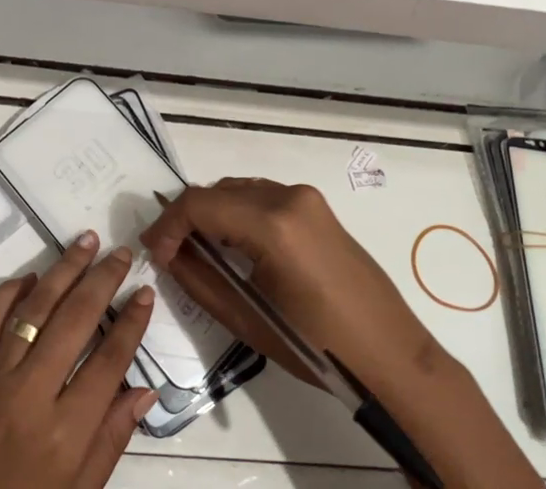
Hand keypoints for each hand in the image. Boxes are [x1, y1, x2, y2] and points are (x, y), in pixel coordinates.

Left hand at [0, 231, 158, 488]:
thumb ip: (111, 438)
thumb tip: (144, 390)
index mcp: (66, 430)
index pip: (109, 360)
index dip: (132, 323)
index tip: (146, 293)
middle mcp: (31, 394)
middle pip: (74, 321)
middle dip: (102, 280)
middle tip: (122, 253)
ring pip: (33, 310)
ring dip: (62, 271)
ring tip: (85, 242)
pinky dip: (7, 294)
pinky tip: (29, 277)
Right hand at [140, 177, 436, 385]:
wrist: (390, 355)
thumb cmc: (319, 347)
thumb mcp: (248, 319)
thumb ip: (200, 280)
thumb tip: (169, 256)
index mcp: (273, 224)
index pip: (199, 205)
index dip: (168, 226)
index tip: (155, 253)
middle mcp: (289, 198)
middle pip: (218, 192)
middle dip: (186, 218)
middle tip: (168, 253)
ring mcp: (307, 199)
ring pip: (239, 191)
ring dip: (212, 214)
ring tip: (195, 250)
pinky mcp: (318, 208)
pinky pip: (262, 198)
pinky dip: (237, 213)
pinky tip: (231, 244)